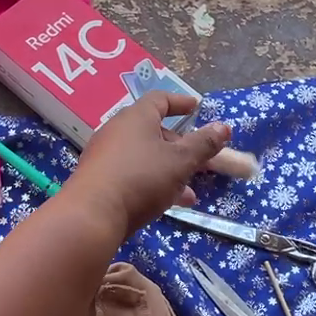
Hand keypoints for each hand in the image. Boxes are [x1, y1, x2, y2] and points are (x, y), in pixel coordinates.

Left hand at [61, 92, 231, 237]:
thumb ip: (203, 144)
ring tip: (191, 191)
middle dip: (180, 146)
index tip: (196, 108)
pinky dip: (153, 182)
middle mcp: (117, 131)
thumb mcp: (180, 161)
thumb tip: (223, 127)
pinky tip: (170, 203)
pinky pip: (133, 174)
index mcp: (136, 118)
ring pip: (145, 157)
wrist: (91, 215)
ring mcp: (105, 156)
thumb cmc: (140, 178)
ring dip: (170, 170)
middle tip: (200, 158)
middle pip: (154, 131)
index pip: (159, 100)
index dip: (180, 102)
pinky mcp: (100, 180)